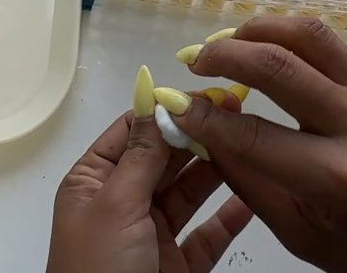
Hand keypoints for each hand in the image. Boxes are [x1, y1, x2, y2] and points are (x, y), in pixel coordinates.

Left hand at [47, 107, 251, 272]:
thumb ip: (142, 155)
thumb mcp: (115, 205)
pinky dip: (229, 218)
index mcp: (93, 182)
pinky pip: (207, 236)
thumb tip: (157, 103)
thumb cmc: (99, 270)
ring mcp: (150, 237)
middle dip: (196, 135)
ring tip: (248, 140)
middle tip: (235, 109)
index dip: (165, 110)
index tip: (201, 92)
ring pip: (189, 192)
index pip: (132, 132)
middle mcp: (121, 203)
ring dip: (216, 168)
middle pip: (163, 158)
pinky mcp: (177, 269)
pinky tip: (253, 197)